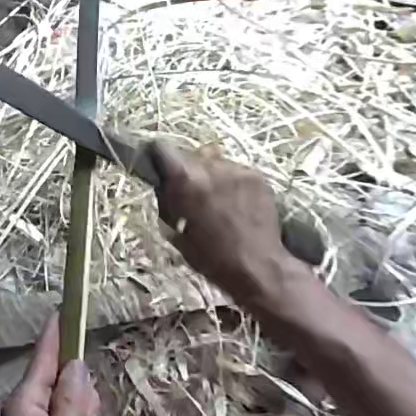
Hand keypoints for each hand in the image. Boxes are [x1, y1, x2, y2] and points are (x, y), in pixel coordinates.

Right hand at [148, 142, 300, 302]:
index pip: (162, 148)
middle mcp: (211, 166)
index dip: (157, 157)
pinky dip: (233, 183)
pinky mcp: (257, 176)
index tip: (160, 169)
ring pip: (216, 162)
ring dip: (213, 176)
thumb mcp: (176, 232)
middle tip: (193, 195)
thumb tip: (166, 187)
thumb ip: (169, 202)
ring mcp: (238, 169)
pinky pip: (237, 172)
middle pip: (192, 155)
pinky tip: (237, 205)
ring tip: (219, 202)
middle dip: (189, 172)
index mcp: (186, 179)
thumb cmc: (211, 257)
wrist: (257, 267)